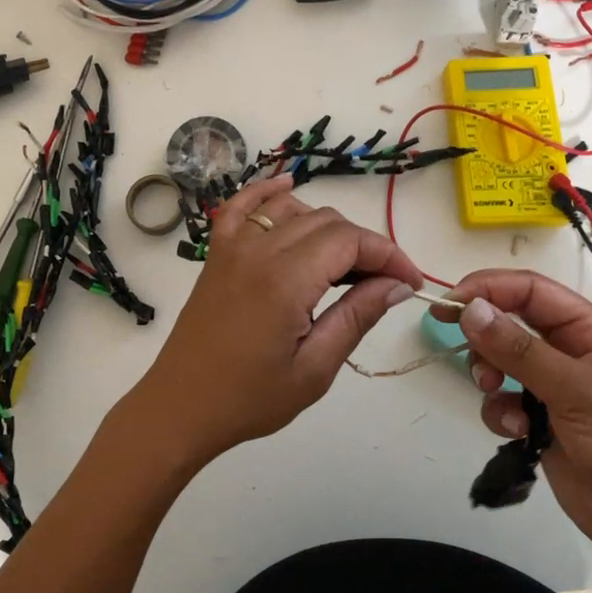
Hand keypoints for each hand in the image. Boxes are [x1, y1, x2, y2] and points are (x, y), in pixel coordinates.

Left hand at [120, 176, 425, 468]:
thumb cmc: (250, 398)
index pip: (351, 241)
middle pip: (326, 222)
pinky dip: (266, 192)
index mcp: (285, 279)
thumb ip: (356, 317)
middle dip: (364, 246)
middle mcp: (258, 250)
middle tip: (382, 285)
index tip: (410, 283)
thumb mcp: (315, 368)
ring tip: (344, 267)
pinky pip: (241, 206)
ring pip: (291, 210)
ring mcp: (232, 247)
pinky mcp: (215, 254)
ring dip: (325, 227)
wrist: (181, 405)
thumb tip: (396, 284)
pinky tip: (287, 187)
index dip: (388, 255)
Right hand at [434, 270, 591, 568]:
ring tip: (494, 393)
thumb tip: (470, 309)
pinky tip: (516, 433)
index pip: (533, 292)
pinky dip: (500, 413)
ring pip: (501, 363)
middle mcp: (574, 355)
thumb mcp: (581, 393)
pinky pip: (504, 403)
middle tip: (465, 352)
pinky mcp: (543, 424)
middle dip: (485, 337)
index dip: (489, 289)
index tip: (450, 303)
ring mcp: (557, 391)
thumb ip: (521, 350)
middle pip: (511, 323)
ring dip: (489, 375)